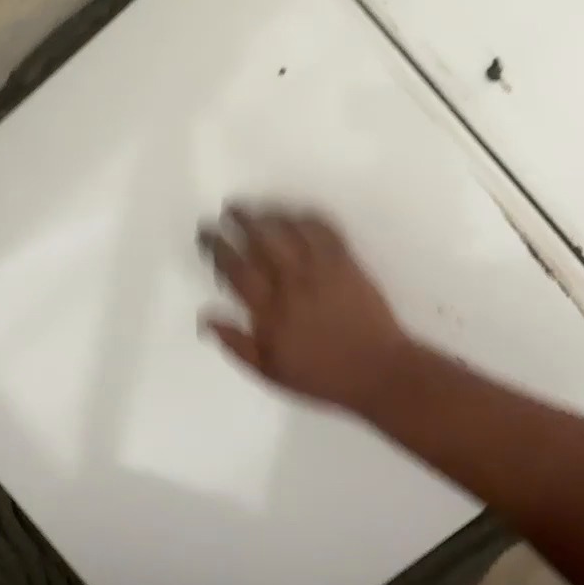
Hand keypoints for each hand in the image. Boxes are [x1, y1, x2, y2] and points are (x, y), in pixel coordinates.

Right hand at [198, 204, 417, 411]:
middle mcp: (292, 284)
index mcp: (269, 311)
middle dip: (241, 221)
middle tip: (229, 208)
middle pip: (260, 241)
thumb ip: (236, 344)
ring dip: (271, 215)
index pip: (236, 269)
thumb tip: (205, 317)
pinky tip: (298, 214)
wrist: (378, 371)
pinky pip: (325, 231)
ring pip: (290, 230)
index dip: (218, 247)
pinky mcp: (347, 263)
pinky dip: (309, 218)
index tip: (207, 232)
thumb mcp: (271, 372)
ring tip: (259, 208)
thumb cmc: (321, 376)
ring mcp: (321, 270)